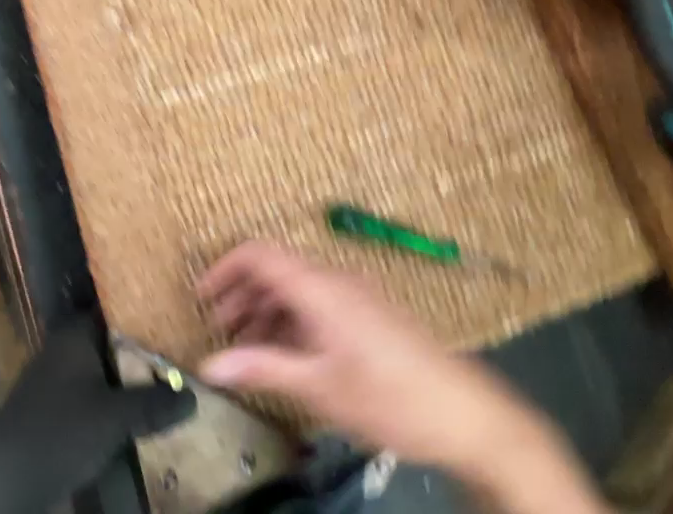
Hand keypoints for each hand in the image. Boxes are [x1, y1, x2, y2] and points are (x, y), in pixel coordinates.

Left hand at [0, 316, 195, 513]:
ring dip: (131, 377)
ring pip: (104, 369)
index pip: (113, 309)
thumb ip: (153, 402)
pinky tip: (142, 412)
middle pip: (112, 340)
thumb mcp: (114, 416)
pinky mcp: (58, 408)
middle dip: (144, 346)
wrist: (8, 475)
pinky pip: (95, 394)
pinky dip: (116, 400)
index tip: (178, 312)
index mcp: (75, 336)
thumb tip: (192, 396)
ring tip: (174, 380)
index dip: (144, 309)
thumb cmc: (61, 430)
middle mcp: (66, 350)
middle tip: (185, 349)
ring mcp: (60, 379)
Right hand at [196, 242, 546, 475]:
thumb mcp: (320, 387)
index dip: (224, 267)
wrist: (471, 418)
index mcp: (321, 288)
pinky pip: (318, 303)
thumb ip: (262, 368)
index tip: (202, 295)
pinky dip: (292, 320)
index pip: (259, 253)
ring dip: (265, 310)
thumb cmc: (394, 398)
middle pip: (275, 270)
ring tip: (248, 347)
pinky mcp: (370, 314)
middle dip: (241, 294)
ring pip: (296, 288)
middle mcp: (337, 281)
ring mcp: (357, 296)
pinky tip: (287, 354)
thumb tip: (210, 365)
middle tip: (219, 328)